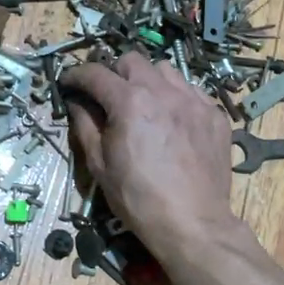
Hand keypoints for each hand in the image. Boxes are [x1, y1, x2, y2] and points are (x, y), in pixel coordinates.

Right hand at [61, 53, 236, 254]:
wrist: (193, 224)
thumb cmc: (138, 199)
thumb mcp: (100, 165)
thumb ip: (85, 126)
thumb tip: (77, 103)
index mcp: (129, 102)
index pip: (95, 73)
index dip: (76, 75)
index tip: (69, 83)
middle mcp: (162, 92)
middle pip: (132, 60)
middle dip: (115, 73)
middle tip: (109, 96)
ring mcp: (193, 101)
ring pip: (165, 70)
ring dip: (148, 80)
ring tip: (145, 105)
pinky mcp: (215, 114)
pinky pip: (191, 90)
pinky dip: (175, 97)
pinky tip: (172, 120)